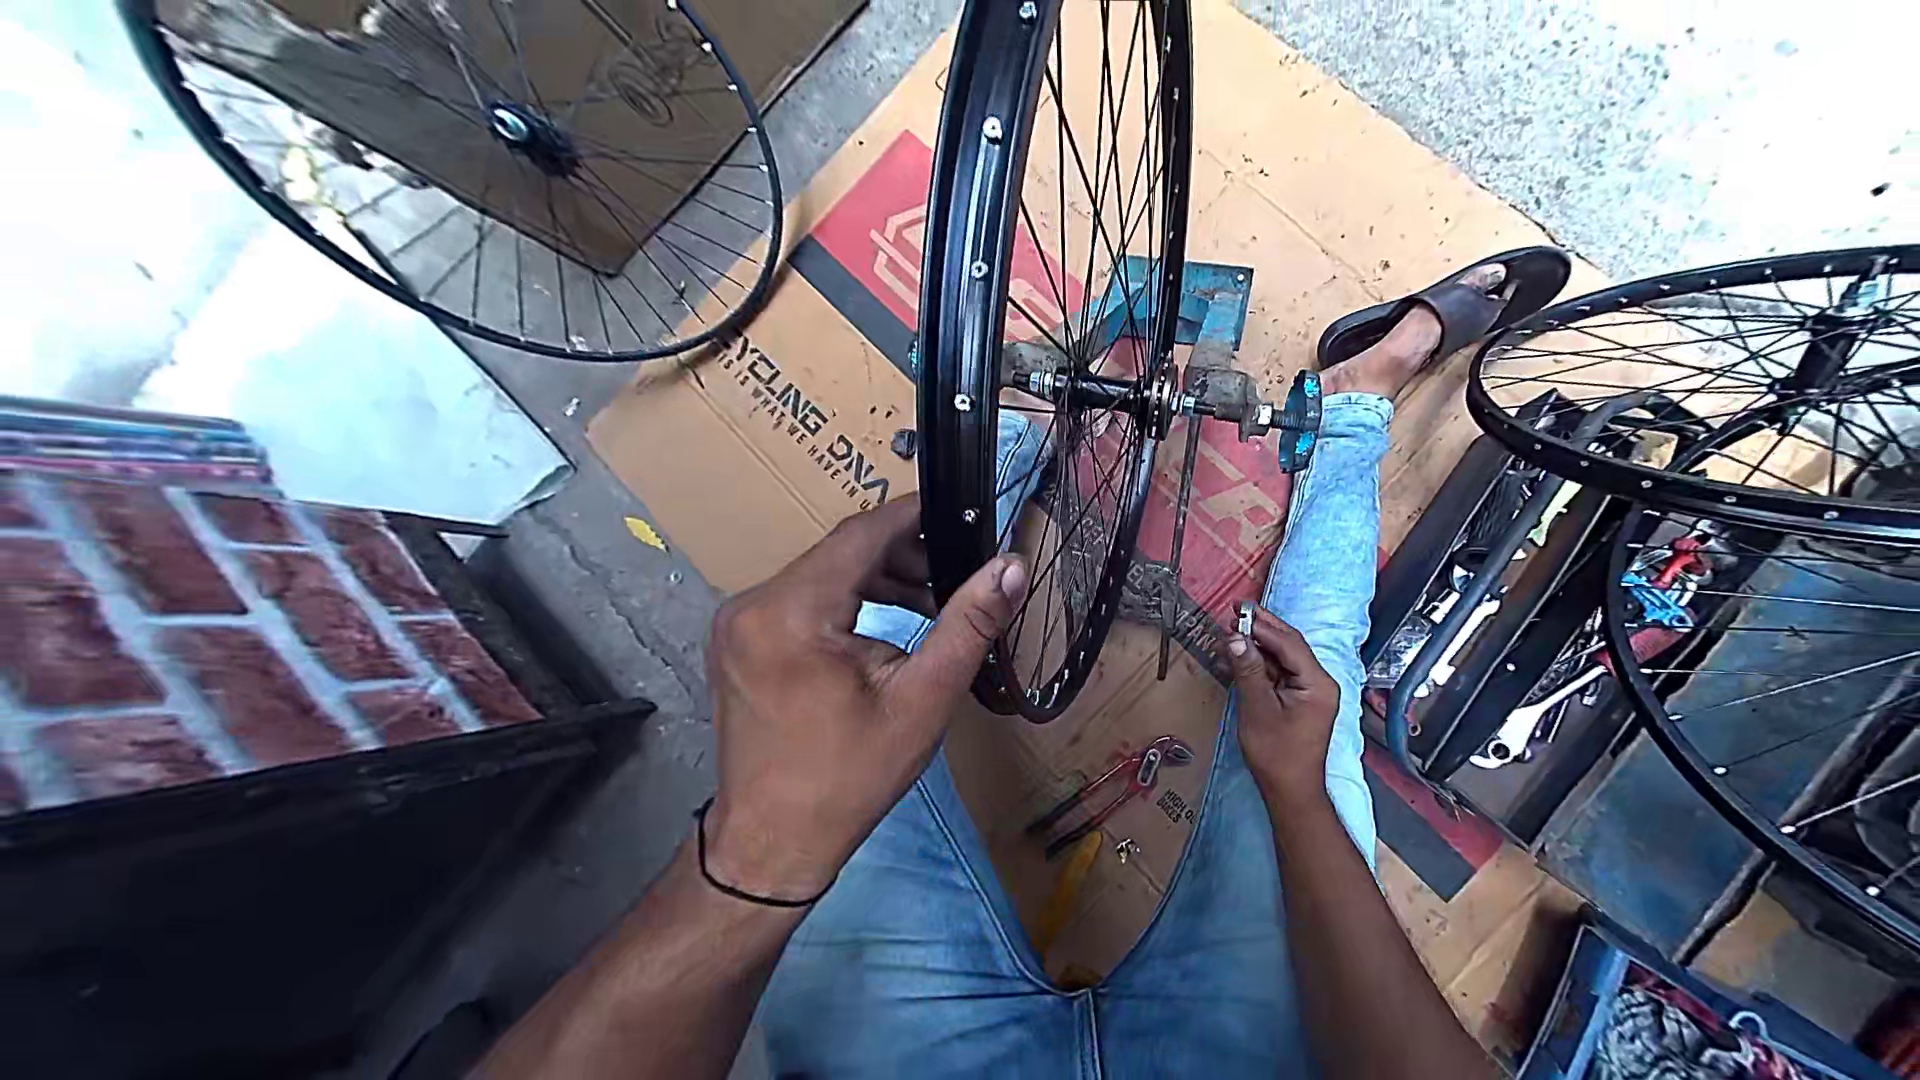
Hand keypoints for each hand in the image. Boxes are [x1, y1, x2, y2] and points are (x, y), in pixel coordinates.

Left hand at [701, 495, 1028, 899]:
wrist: (773, 843)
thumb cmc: (850, 778)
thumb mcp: (921, 700)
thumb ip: (968, 626)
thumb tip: (1009, 568)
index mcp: (790, 612)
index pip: (860, 535)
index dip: (913, 517)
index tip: (957, 514)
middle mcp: (752, 604)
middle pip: (840, 552)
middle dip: (902, 556)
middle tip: (954, 576)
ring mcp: (738, 621)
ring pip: (822, 573)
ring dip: (877, 579)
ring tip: (930, 603)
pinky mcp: (739, 638)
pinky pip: (802, 598)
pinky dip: (847, 602)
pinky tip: (885, 624)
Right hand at [1226, 606, 1340, 813]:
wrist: (1289, 789)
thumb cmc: (1276, 752)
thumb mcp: (1257, 707)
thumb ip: (1247, 670)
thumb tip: (1234, 638)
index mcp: (1318, 683)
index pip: (1288, 643)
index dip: (1262, 625)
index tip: (1237, 611)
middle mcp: (1319, 682)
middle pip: (1289, 645)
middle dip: (1262, 627)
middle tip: (1234, 611)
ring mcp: (1310, 690)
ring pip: (1282, 656)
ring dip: (1257, 644)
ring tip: (1231, 631)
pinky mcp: (1298, 698)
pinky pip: (1278, 670)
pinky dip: (1258, 661)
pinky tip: (1239, 654)